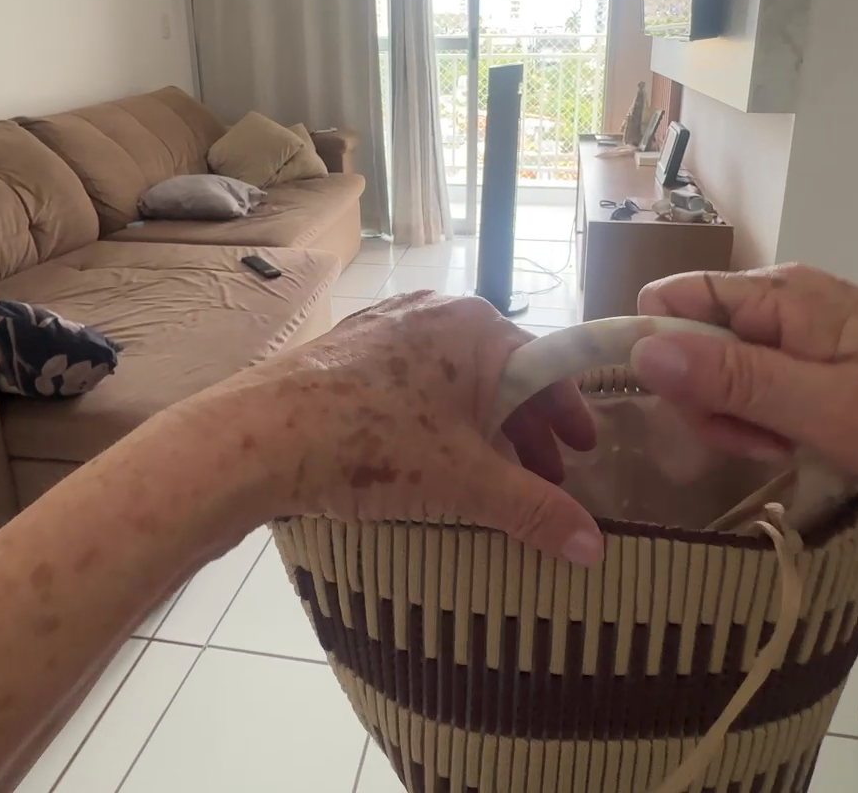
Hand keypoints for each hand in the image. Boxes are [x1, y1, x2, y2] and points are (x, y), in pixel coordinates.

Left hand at [190, 292, 605, 564]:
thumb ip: (534, 510)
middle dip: (525, 429)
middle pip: (501, 373)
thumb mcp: (465, 481)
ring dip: (481, 423)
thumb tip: (595, 549)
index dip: (568, 415)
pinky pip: (414, 375)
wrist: (262, 432)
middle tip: (543, 475)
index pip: (545, 369)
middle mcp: (439, 309)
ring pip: (456, 375)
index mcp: (478, 327)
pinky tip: (428, 449)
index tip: (584, 451)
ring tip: (488, 471)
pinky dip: (437, 412)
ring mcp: (391, 320)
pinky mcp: (354, 340)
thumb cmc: (377, 444)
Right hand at [628, 265, 857, 522]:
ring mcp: (806, 331)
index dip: (655, 348)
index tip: (684, 408)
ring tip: (788, 447)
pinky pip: (763, 381)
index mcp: (779, 295)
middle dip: (705, 395)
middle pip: (694, 337)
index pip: (672, 300)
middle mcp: (784, 301)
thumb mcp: (825, 410)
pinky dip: (768, 416)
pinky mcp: (825, 360)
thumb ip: (731, 379)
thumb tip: (641, 351)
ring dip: (738, 413)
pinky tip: (803, 442)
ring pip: (726, 366)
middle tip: (756, 443)